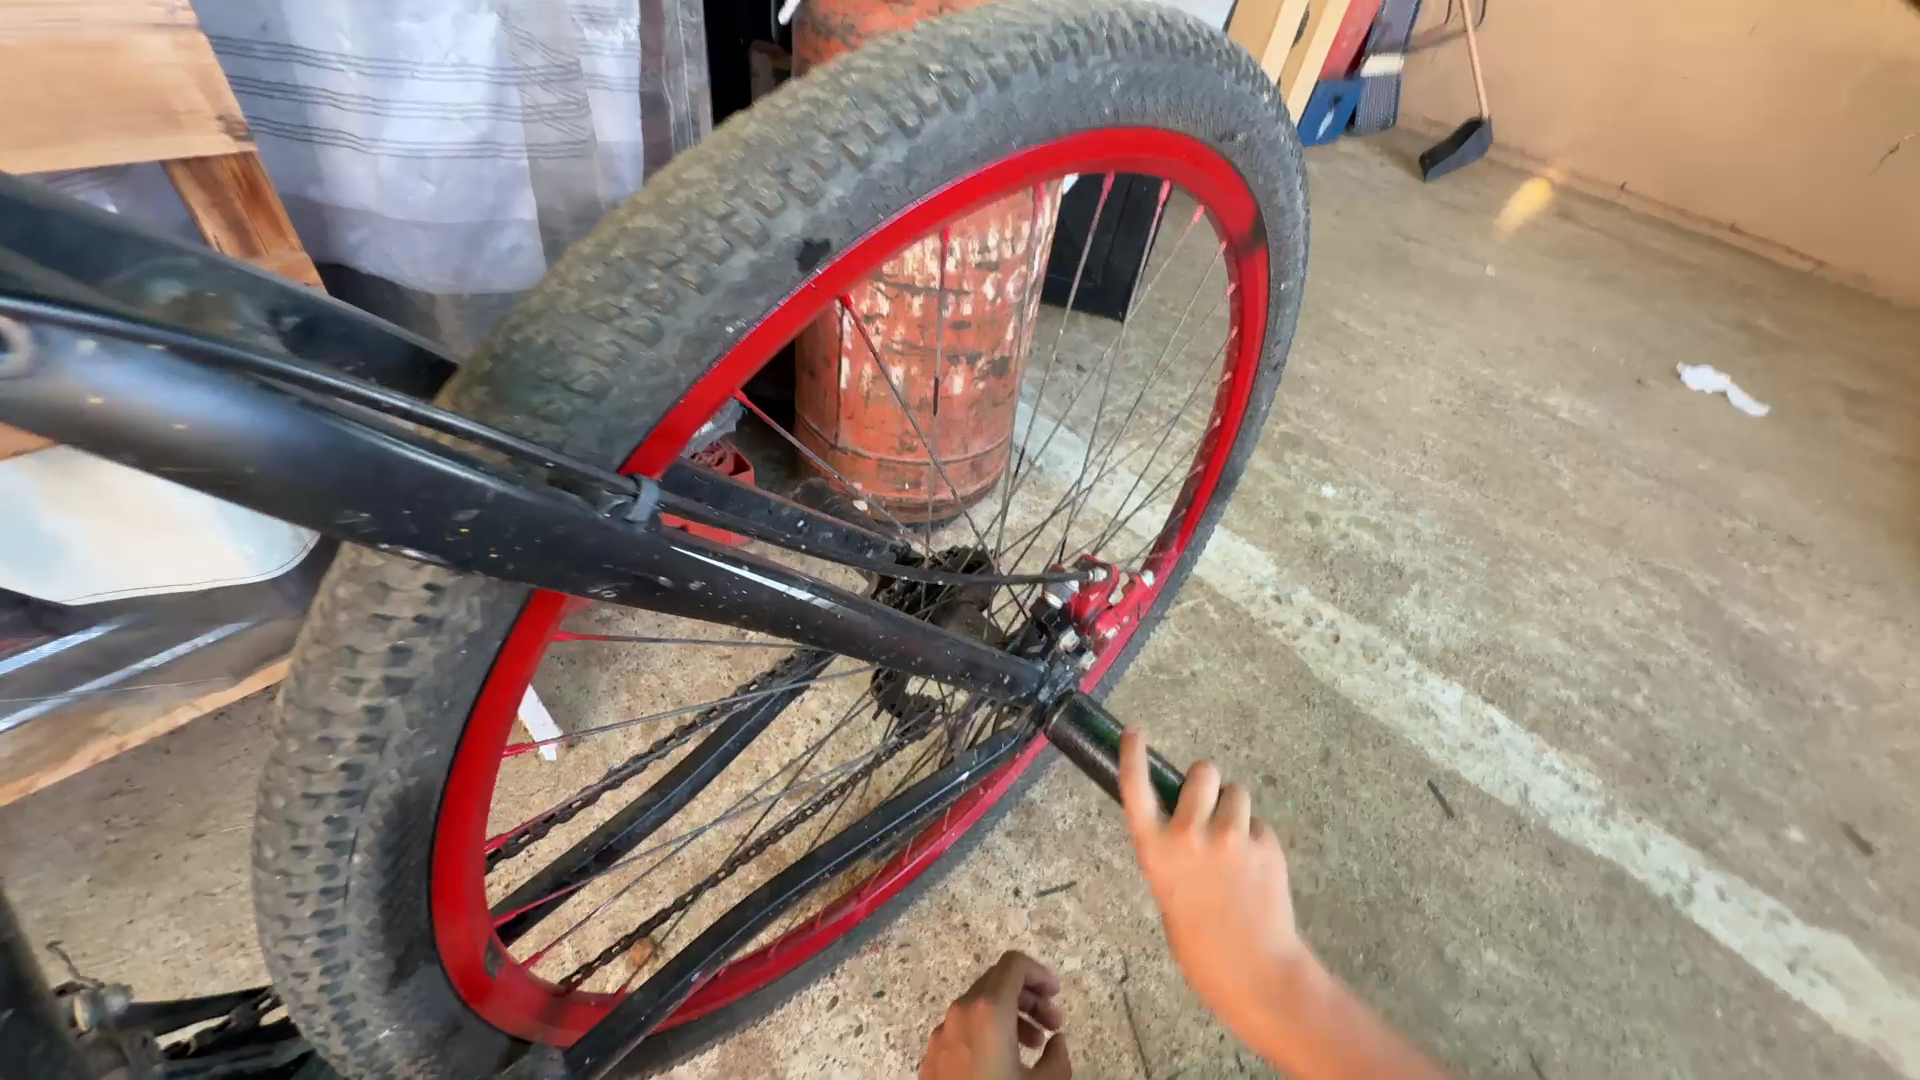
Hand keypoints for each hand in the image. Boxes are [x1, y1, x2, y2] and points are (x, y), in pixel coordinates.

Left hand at [919, 950, 1071, 1079]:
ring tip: (1034, 1047)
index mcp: (988, 1009)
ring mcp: (942, 1033)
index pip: (1014, 964)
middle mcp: (961, 1011)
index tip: (1058, 997)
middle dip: (1029, 997)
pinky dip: (987, 1031)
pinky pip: (964, 1028)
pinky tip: (1003, 1065)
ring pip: (980, 1005)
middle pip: (997, 982)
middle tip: (1053, 1026)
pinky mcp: (932, 1056)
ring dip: (1011, 1016)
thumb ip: (1058, 1058)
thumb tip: (1057, 1043)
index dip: (1040, 973)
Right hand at [1118, 728, 1307, 1046]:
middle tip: (1209, 803)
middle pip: (1201, 771)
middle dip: (1206, 781)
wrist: (1254, 970)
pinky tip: (1256, 870)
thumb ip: (1171, 849)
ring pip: (1236, 792)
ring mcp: (1228, 835)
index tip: (1135, 730)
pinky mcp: (1264, 843)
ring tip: (1236, 846)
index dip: (1133, 753)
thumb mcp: (1166, 888)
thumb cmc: (1200, 940)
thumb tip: (1184, 821)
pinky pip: (1258, 823)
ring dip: (1235, 809)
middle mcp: (1187, 833)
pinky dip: (1256, 838)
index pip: (1136, 785)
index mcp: (1153, 848)